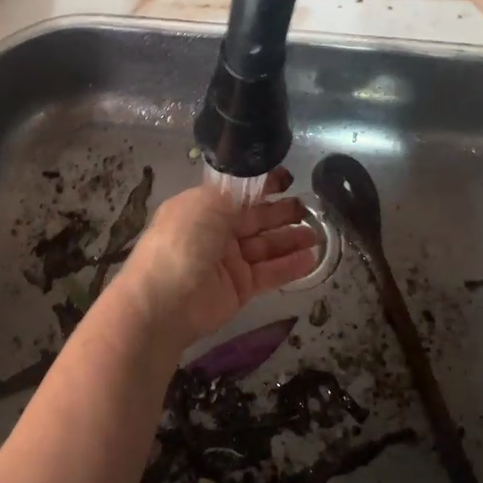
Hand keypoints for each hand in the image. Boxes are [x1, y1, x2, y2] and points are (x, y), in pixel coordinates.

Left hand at [114, 168, 317, 347]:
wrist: (164, 301)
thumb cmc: (182, 242)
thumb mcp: (205, 204)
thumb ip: (233, 195)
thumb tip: (252, 185)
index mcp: (201, 207)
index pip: (237, 194)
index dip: (262, 188)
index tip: (286, 180)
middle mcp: (215, 232)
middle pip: (254, 219)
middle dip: (281, 213)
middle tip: (309, 208)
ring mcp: (228, 262)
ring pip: (265, 246)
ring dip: (290, 239)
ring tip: (318, 233)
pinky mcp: (240, 288)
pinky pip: (269, 273)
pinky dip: (290, 266)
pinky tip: (312, 258)